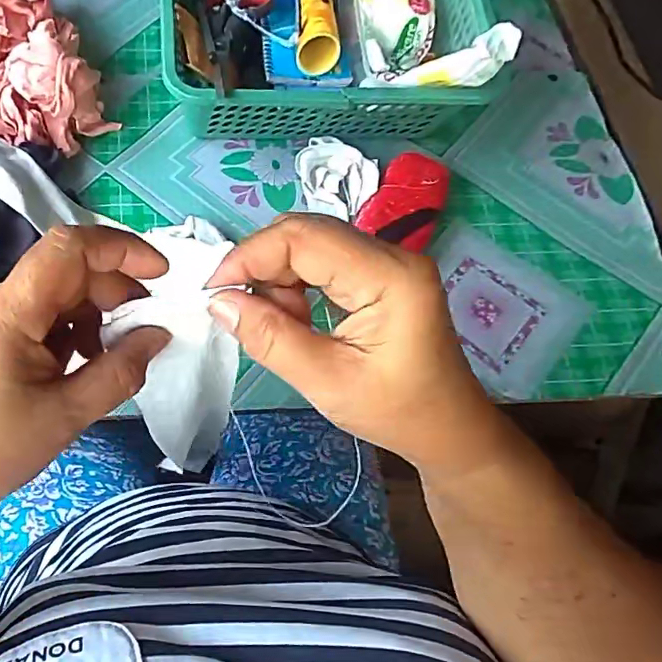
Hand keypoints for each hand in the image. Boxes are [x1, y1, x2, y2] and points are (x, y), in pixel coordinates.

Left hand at [0, 226, 170, 533]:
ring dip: (98, 311)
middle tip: (146, 324)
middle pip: (67, 268)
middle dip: (115, 287)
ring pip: (59, 291)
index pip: (67, 249)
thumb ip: (122, 369)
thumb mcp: (70, 413)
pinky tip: (89, 360)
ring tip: (118, 351)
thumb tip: (159, 335)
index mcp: (7, 314)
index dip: (121, 249)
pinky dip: (77, 328)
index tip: (161, 274)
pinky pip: (46, 315)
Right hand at [205, 214, 503, 474]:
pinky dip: (296, 286)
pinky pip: (324, 263)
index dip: (250, 256)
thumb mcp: (327, 382)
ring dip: (278, 279)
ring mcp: (388, 261)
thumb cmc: (396, 411)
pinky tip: (296, 320)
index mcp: (389, 275)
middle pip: (306, 233)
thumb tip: (219, 302)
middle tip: (241, 311)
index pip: (303, 238)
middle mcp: (391, 254)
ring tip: (279, 326)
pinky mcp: (380, 274)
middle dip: (262, 267)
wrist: (447, 428)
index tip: (214, 291)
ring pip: (310, 245)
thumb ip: (271, 338)